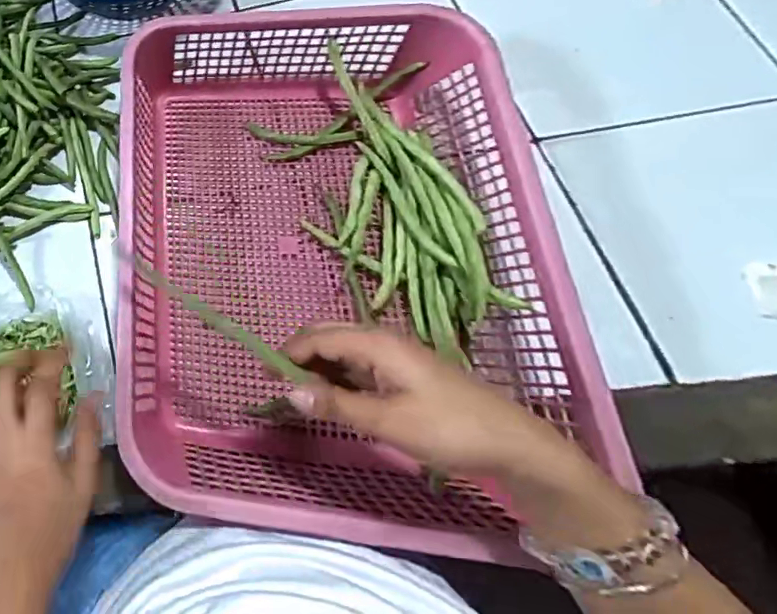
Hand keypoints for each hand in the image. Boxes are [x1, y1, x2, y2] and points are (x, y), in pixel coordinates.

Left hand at [0, 347, 103, 613]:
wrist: (7, 567)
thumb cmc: (51, 530)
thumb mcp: (82, 485)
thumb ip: (88, 435)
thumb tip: (92, 395)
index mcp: (32, 441)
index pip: (40, 384)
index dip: (53, 359)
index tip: (67, 346)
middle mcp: (3, 434)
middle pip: (4, 377)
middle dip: (23, 357)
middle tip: (46, 354)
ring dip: (15, 377)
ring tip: (41, 380)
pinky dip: (8, 398)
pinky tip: (27, 410)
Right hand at [284, 323, 564, 476]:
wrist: (512, 442)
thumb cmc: (449, 428)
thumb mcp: (389, 422)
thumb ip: (338, 405)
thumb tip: (289, 392)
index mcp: (376, 342)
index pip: (319, 337)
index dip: (289, 353)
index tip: (264, 374)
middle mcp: (381, 338)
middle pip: (328, 334)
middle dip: (300, 353)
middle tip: (277, 382)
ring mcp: (394, 354)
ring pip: (343, 348)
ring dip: (318, 365)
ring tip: (299, 391)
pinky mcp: (403, 371)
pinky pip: (359, 363)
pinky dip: (338, 374)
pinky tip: (333, 395)